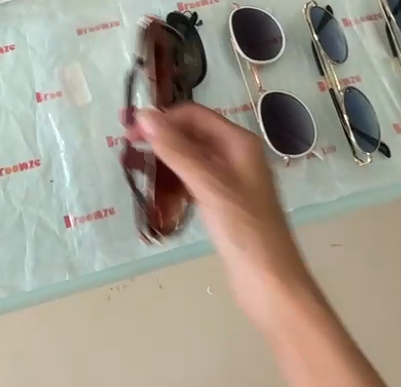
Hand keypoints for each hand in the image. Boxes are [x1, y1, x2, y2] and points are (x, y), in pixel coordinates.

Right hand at [131, 103, 313, 318]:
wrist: (271, 286)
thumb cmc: (244, 230)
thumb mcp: (208, 185)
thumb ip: (176, 149)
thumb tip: (144, 114)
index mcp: (239, 142)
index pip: (194, 115)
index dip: (163, 119)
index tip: (130, 131)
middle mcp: (236, 155)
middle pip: (192, 134)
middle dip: (162, 137)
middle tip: (128, 148)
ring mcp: (231, 180)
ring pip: (192, 157)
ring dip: (166, 159)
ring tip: (137, 168)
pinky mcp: (224, 203)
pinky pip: (194, 180)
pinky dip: (175, 180)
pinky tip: (158, 190)